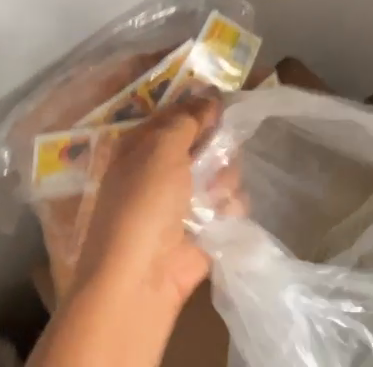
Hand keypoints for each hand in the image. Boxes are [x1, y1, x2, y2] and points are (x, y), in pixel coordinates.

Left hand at [30, 98, 234, 366]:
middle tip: (216, 151)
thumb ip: (188, 116)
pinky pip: (231, 199)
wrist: (141, 279)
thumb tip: (211, 95)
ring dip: (225, 176)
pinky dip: (229, 205)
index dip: (201, 101)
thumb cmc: (142, 204)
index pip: (177, 111)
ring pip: (225, 166)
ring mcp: (184, 197)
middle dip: (218, 143)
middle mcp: (163, 167)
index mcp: (142, 145)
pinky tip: (219, 215)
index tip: (226, 93)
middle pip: (208, 137)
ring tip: (213, 194)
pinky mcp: (205, 223)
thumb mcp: (160, 147)